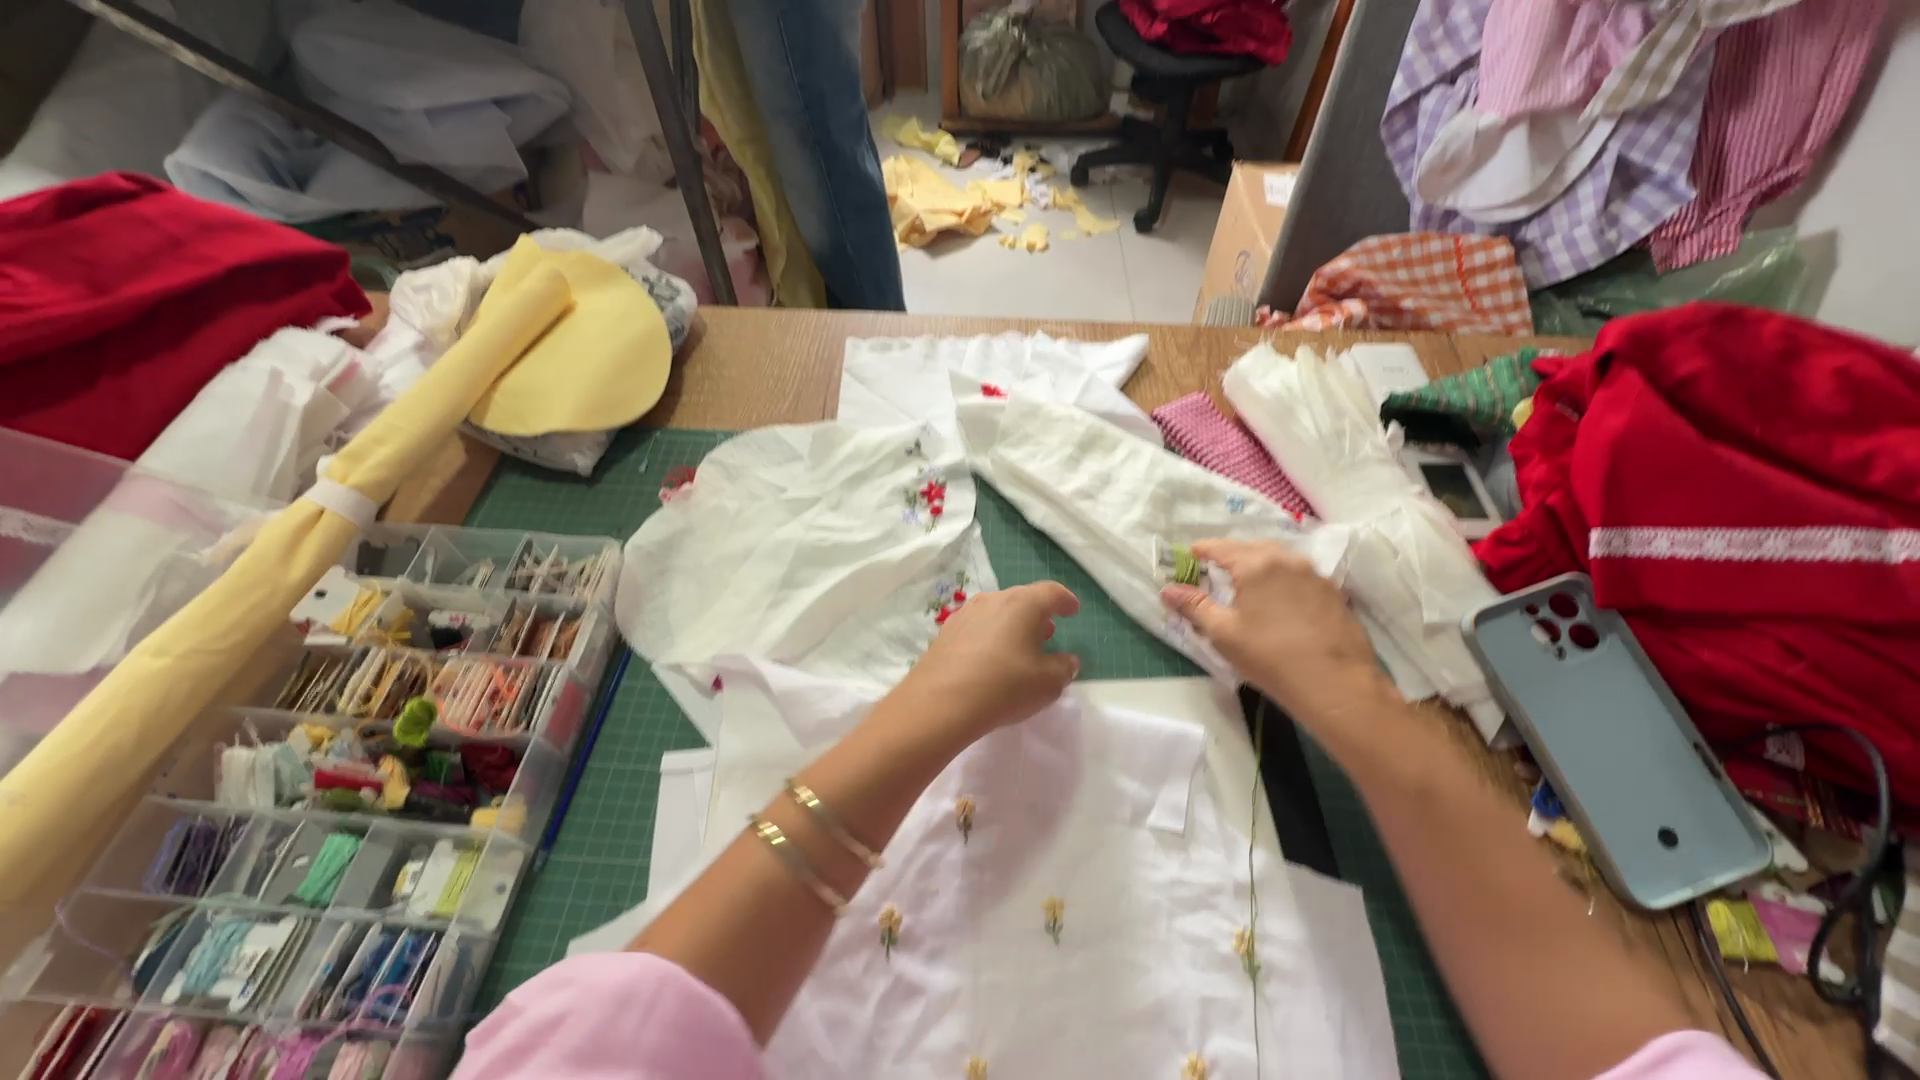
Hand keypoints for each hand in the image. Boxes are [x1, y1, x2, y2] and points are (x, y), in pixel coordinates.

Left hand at [892, 582, 1081, 743]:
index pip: (1051, 592)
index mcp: (1022, 604)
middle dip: (1038, 614)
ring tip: (1021, 646)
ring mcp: (965, 615)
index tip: (1073, 609)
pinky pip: (977, 628)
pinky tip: (991, 658)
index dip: (1065, 600)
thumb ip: (1064, 668)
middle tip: (1048, 632)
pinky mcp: (945, 633)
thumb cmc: (1004, 686)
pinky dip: (990, 636)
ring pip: (997, 612)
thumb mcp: (1048, 683)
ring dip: (1012, 625)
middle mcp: (992, 600)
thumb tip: (1068, 660)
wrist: (940, 703)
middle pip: (1022, 599)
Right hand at [1161, 540, 1395, 745]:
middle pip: (1252, 547)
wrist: (1335, 684)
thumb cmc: (1270, 657)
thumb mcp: (1223, 633)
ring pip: (1280, 559)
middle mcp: (1287, 559)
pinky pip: (1300, 575)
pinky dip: (1284, 580)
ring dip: (1260, 565)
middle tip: (1216, 572)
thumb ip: (1194, 606)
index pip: (1220, 547)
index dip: (1201, 550)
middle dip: (1232, 556)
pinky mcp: (1333, 592)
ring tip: (1249, 585)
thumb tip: (1168, 589)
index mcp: (1255, 564)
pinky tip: (1281, 602)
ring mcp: (1315, 574)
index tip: (1190, 556)